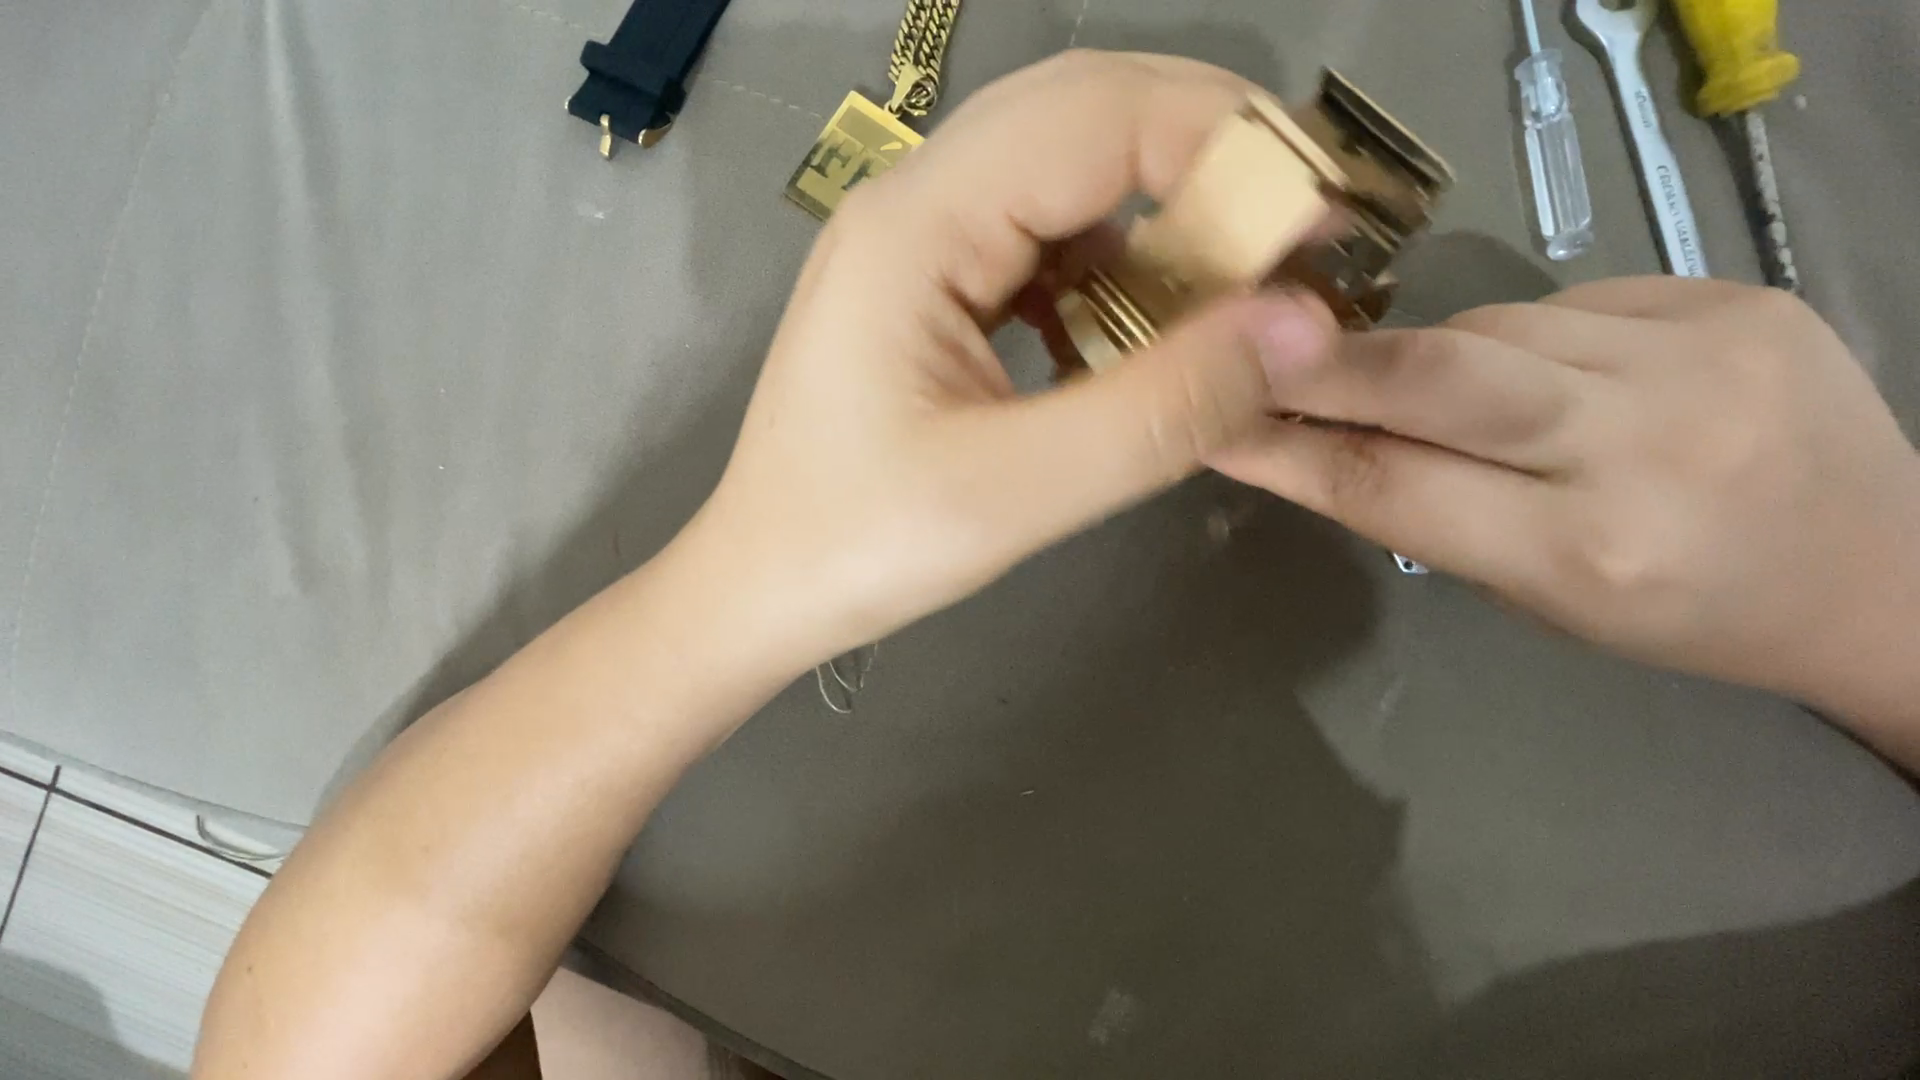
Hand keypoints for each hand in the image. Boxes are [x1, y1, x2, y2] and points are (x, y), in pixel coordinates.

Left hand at [673, 51, 1336, 669]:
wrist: (761, 587)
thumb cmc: (862, 547)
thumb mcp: (1018, 491)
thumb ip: (1161, 408)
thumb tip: (1302, 325)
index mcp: (917, 226)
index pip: (1098, 115)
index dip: (1228, 144)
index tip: (1322, 217)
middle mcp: (910, 204)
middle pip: (1081, 114)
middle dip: (1205, 155)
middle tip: (1295, 233)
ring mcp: (912, 243)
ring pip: (1061, 174)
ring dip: (1158, 210)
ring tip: (1230, 283)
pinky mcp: (923, 289)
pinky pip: (1034, 239)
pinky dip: (1106, 264)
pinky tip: (1133, 325)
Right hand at [1213, 278, 1919, 731]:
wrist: (1886, 569)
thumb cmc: (1679, 615)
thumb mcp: (1535, 594)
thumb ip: (1426, 508)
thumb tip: (1315, 435)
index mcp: (1587, 552)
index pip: (1387, 485)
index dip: (1285, 451)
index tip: (1213, 424)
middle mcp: (1646, 445)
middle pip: (1436, 376)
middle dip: (1324, 362)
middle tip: (1249, 348)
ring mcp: (1703, 353)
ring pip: (1487, 328)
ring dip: (1424, 358)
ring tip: (1429, 393)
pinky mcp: (1735, 295)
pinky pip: (1559, 302)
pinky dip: (1511, 338)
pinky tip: (1536, 373)